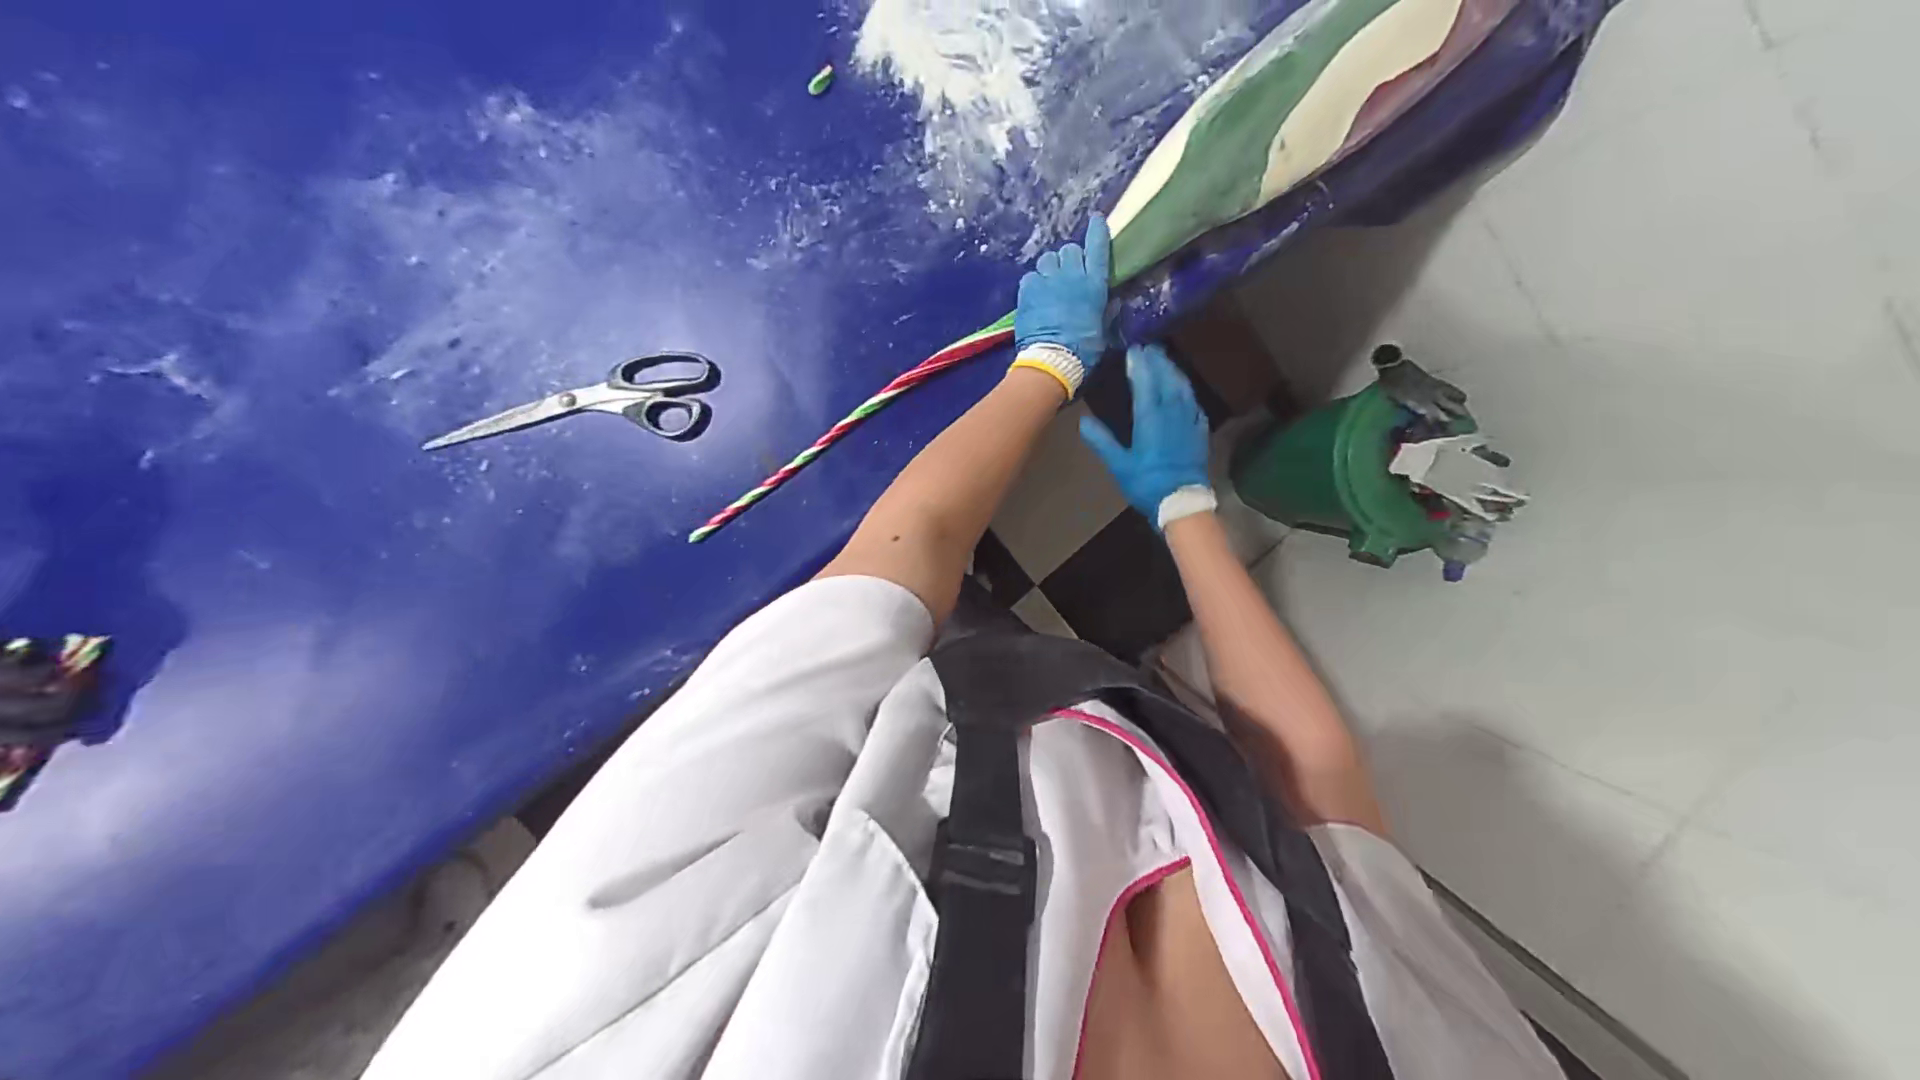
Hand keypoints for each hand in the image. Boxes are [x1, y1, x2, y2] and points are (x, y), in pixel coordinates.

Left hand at [1015, 214, 1111, 368]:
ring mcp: (1048, 280)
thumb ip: (1106, 312)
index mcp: (1094, 284)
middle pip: (1070, 249)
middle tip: (1067, 274)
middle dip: (1069, 258)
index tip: (1096, 220)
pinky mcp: (1027, 289)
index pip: (1098, 247)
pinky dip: (1033, 283)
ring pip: (1048, 258)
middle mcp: (1072, 275)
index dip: (1097, 231)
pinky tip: (1034, 296)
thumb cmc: (1083, 349)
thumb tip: (1111, 302)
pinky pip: (1030, 276)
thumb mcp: (1102, 331)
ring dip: (1050, 268)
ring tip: (1049, 283)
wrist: (1052, 359)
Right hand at [1078, 344, 1210, 522]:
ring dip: (1173, 370)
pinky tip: (1182, 387)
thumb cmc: (1146, 483)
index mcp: (1151, 418)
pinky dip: (1185, 389)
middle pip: (1167, 378)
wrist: (1181, 502)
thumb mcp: (1119, 464)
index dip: (1140, 363)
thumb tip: (1083, 422)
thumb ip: (1101, 441)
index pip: (1146, 382)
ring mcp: (1190, 420)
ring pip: (1183, 386)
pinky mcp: (1200, 430)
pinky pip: (1193, 401)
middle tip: (1149, 346)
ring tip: (1164, 359)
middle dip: (1158, 360)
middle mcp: (1173, 412)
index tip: (1134, 348)